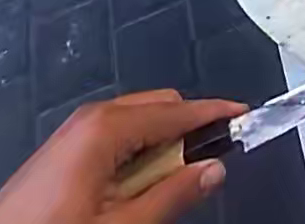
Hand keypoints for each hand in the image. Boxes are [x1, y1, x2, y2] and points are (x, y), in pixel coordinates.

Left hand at [0, 90, 246, 223]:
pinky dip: (133, 156)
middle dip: (184, 134)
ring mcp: (71, 133)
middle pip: (160, 108)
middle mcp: (92, 117)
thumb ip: (172, 195)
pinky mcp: (58, 153)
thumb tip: (215, 168)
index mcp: (108, 127)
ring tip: (156, 193)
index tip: (246, 118)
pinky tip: (125, 195)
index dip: (216, 114)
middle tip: (195, 173)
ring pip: (138, 123)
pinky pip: (113, 138)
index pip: (180, 110)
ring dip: (158, 149)